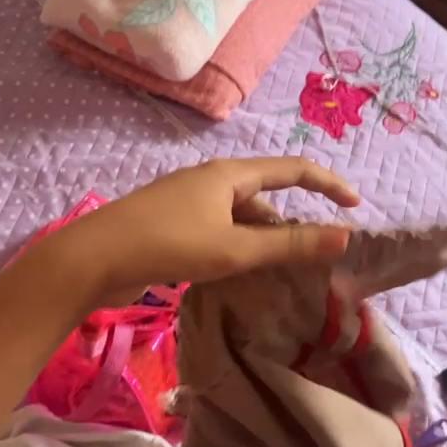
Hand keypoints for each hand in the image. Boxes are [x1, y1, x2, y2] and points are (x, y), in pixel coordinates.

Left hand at [37, 157, 359, 306]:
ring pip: (242, 218)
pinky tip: (241, 276)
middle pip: (267, 196)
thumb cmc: (168, 244)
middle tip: (310, 259)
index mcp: (230, 174)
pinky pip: (222, 231)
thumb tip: (344, 236)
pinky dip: (240, 249)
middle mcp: (212, 181)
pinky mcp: (175, 225)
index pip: (293, 170)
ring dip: (264, 241)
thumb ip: (290, 244)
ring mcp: (191, 202)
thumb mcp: (236, 248)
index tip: (354, 206)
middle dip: (291, 224)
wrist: (92, 259)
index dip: (328, 185)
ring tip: (278, 275)